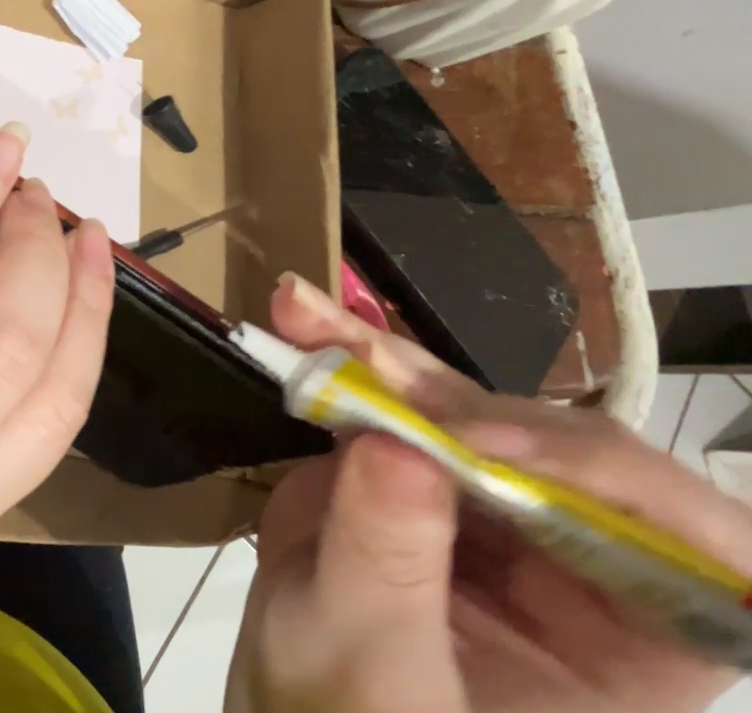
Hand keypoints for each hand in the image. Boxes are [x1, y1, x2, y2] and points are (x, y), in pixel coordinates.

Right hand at [229, 274, 751, 712]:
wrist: (287, 699)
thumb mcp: (374, 659)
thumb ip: (389, 559)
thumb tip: (394, 443)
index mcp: (639, 633)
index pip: (701, 549)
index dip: (618, 483)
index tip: (486, 448)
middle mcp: (582, 552)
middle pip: (566, 452)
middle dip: (462, 399)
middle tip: (364, 359)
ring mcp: (490, 500)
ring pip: (470, 408)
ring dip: (389, 357)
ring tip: (306, 315)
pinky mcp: (412, 466)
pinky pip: (396, 403)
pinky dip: (346, 358)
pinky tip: (302, 322)